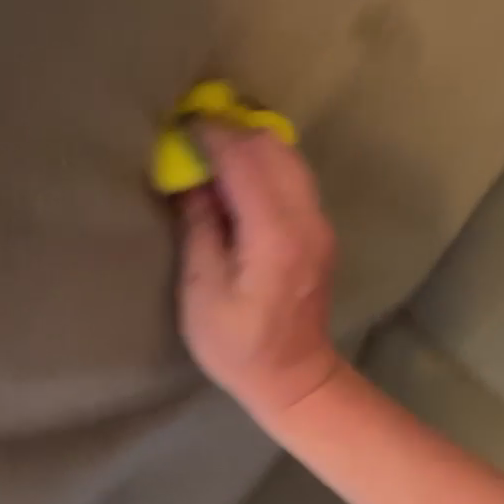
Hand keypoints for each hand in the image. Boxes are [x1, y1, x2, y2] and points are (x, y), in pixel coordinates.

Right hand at [175, 124, 345, 421]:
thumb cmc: (239, 346)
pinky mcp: (321, 231)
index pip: (245, 160)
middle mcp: (307, 220)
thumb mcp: (202, 291)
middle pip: (274, 148)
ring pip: (289, 158)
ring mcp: (321, 224)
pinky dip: (266, 166)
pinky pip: (294, 178)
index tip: (181, 126)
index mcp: (276, 235)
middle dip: (233, 132)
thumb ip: (199, 227)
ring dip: (252, 146)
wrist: (296, 377)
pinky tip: (238, 180)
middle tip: (194, 135)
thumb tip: (190, 180)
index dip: (211, 135)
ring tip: (213, 153)